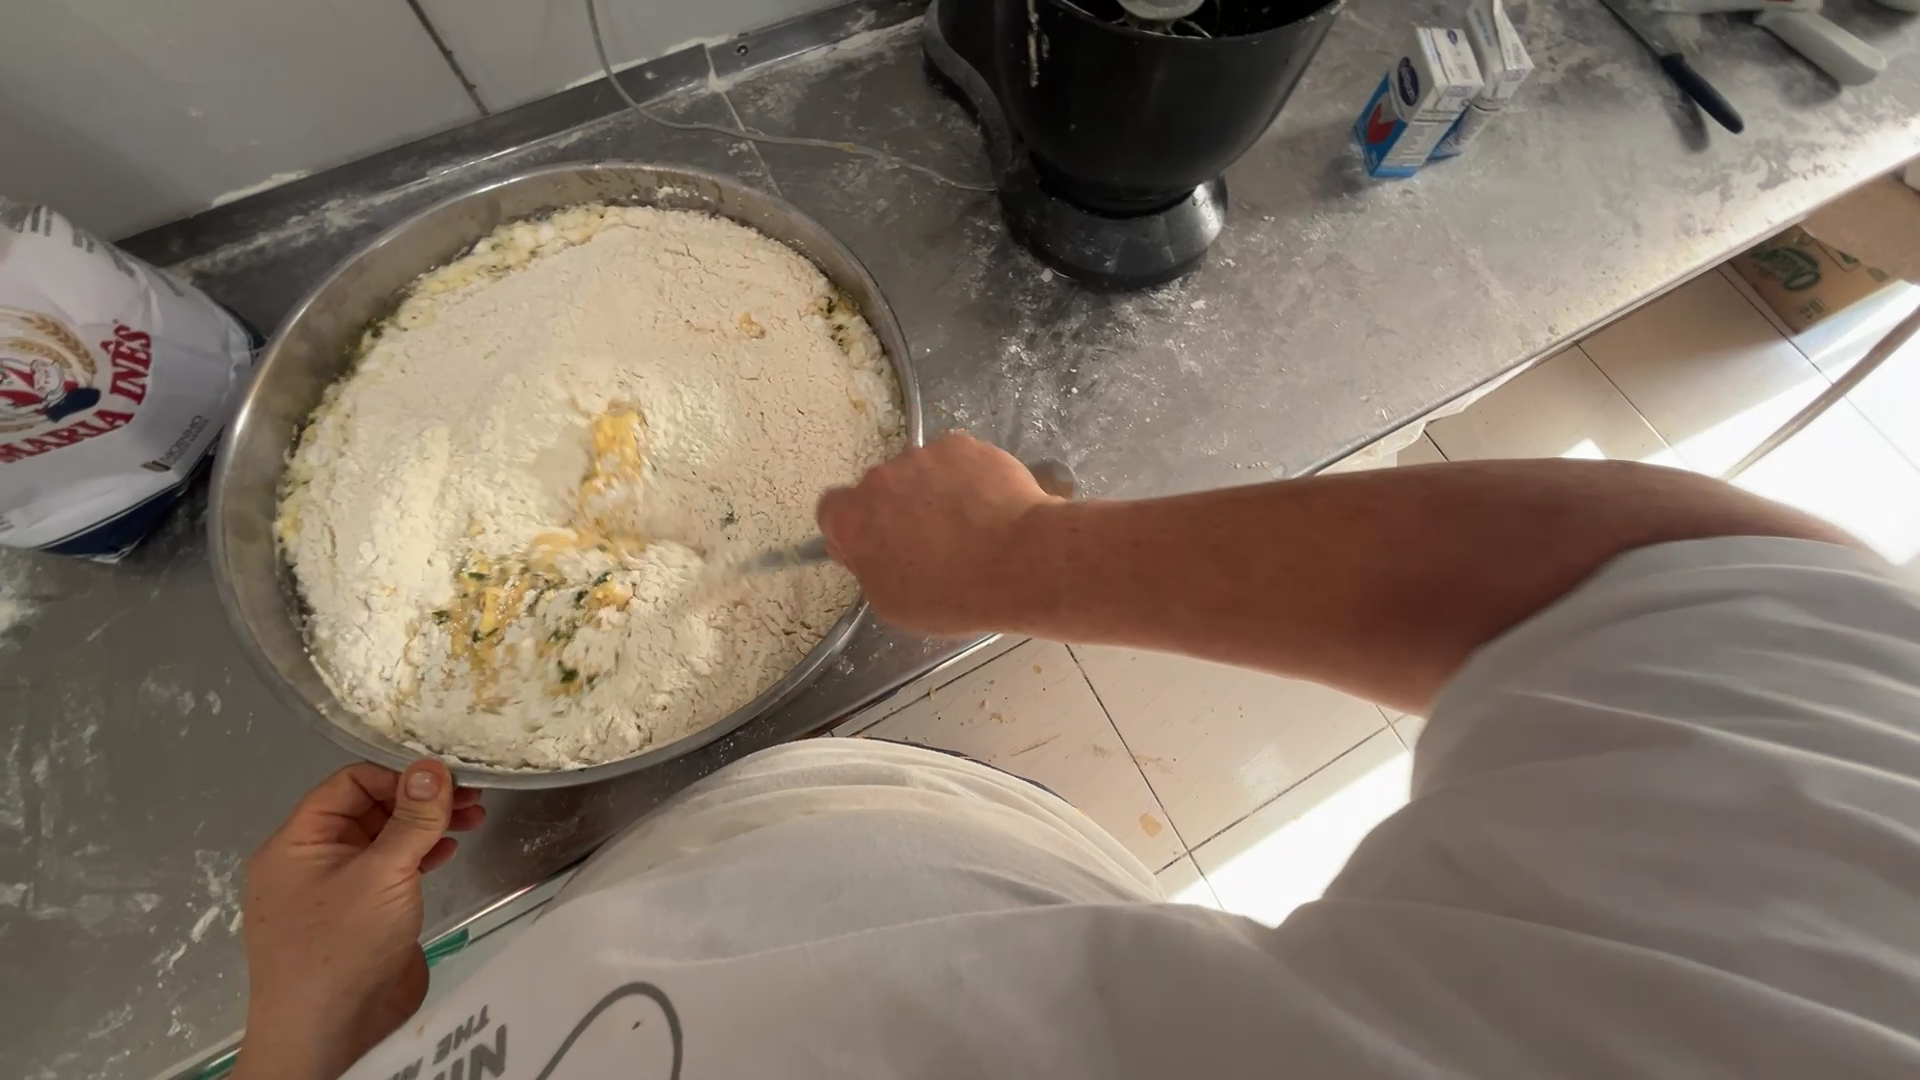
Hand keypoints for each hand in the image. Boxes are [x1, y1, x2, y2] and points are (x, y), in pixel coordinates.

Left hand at [234, 761, 483, 1079]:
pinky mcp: (364, 908)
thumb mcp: (384, 872)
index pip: (350, 783)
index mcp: (298, 845)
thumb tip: (431, 765)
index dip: (399, 776)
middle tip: (473, 797)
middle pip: (372, 806)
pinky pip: (394, 863)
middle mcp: (314, 860)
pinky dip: (424, 851)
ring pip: (388, 834)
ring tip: (473, 820)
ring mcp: (339, 886)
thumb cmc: (344, 945)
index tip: (448, 780)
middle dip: (423, 799)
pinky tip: (449, 852)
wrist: (333, 1033)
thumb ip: (412, 816)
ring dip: (430, 823)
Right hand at [817, 433, 1060, 634]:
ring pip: (919, 473)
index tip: (874, 543)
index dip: (853, 527)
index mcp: (853, 520)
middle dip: (897, 509)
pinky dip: (966, 478)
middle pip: (879, 490)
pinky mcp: (961, 446)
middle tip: (930, 541)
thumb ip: (867, 566)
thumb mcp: (892, 603)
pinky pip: (955, 461)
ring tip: (968, 526)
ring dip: (933, 492)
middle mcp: (880, 479)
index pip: (831, 511)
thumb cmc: (953, 594)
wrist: (1019, 563)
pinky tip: (987, 507)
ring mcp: (923, 457)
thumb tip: (863, 548)